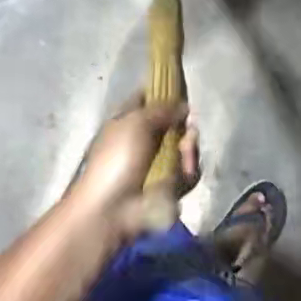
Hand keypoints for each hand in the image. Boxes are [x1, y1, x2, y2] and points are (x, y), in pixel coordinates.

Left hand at [65, 94, 199, 236]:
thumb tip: (184, 106)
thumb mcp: (136, 121)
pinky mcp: (169, 187)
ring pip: (185, 147)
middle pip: (173, 123)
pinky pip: (189, 172)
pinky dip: (190, 169)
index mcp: (128, 119)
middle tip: (189, 127)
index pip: (148, 97)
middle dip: (184, 124)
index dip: (164, 92)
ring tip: (187, 151)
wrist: (110, 209)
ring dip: (189, 148)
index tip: (183, 90)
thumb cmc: (117, 158)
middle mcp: (143, 139)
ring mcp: (157, 164)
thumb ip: (162, 109)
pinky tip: (187, 167)